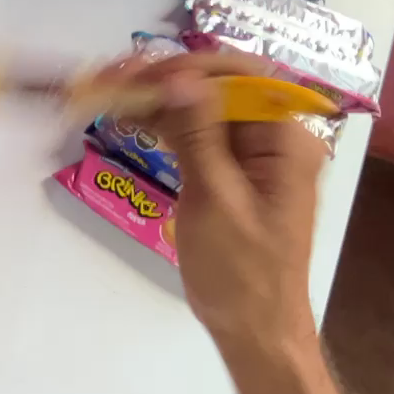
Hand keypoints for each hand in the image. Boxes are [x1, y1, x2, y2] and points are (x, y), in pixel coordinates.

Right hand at [97, 53, 328, 348]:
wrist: (252, 327)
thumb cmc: (241, 271)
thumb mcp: (216, 199)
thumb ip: (199, 135)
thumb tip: (180, 78)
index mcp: (285, 140)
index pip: (242, 77)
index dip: (191, 67)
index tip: (141, 74)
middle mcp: (270, 137)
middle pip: (217, 87)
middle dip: (164, 78)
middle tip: (112, 78)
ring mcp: (248, 153)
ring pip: (200, 106)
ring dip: (155, 97)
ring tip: (108, 90)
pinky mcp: (225, 169)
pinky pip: (193, 132)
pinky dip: (161, 122)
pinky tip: (127, 116)